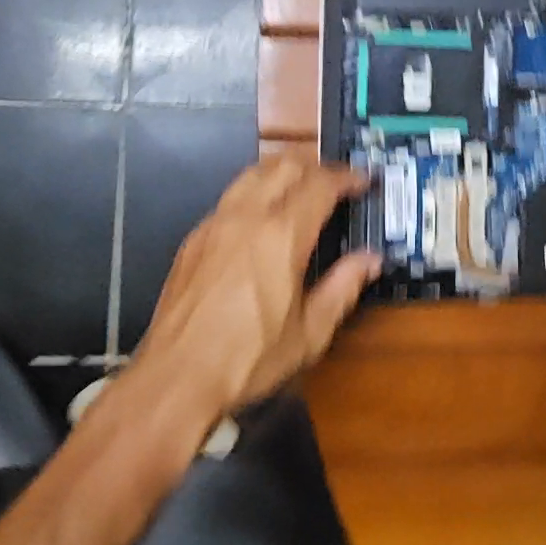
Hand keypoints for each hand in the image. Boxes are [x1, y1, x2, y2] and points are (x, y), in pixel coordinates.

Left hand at [137, 155, 380, 413]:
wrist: (175, 379)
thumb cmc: (248, 359)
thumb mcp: (310, 332)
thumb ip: (343, 287)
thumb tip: (371, 260)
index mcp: (281, 235)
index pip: (321, 184)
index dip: (348, 177)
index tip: (365, 182)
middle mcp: (246, 216)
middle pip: (285, 165)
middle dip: (318, 167)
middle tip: (338, 184)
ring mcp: (214, 224)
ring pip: (253, 173)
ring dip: (284, 172)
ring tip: (302, 190)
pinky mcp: (194, 239)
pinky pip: (231, 198)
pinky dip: (256, 193)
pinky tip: (263, 220)